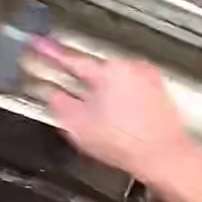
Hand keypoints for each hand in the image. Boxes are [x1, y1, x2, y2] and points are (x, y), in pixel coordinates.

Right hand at [28, 38, 201, 193]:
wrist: (163, 157)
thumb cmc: (126, 143)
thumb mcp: (79, 126)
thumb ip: (59, 103)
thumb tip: (51, 93)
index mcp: (107, 71)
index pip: (70, 59)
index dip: (50, 53)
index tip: (38, 44)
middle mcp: (129, 68)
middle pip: (93, 71)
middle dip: (78, 83)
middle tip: (66, 96)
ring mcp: (146, 77)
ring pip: (112, 80)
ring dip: (100, 93)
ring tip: (97, 119)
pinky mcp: (157, 90)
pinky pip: (129, 88)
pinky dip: (118, 99)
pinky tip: (115, 120)